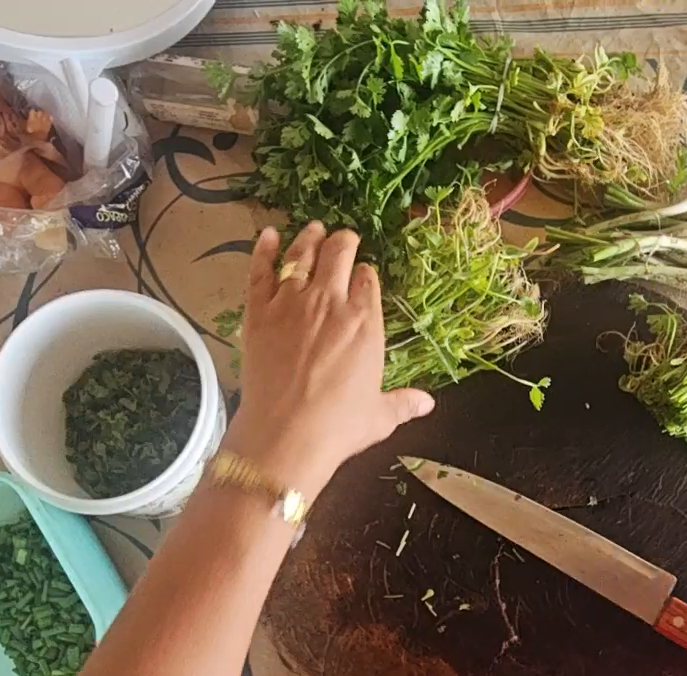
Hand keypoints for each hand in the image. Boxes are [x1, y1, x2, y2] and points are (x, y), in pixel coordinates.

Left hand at [223, 223, 434, 497]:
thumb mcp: (379, 417)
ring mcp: (291, 303)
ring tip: (314, 229)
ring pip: (301, 255)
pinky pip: (261, 271)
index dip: (365, 275)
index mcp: (364, 322)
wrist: (286, 435)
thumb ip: (403, 404)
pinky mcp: (259, 312)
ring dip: (310, 238)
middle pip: (338, 255)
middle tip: (345, 239)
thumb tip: (427, 403)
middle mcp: (330, 302)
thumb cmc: (338, 427)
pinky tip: (269, 236)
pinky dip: (265, 250)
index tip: (364, 276)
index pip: (367, 281)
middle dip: (344, 243)